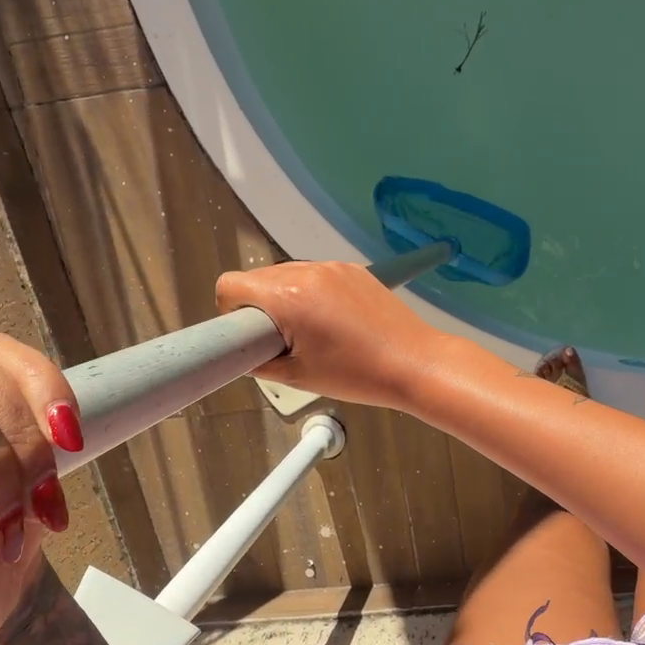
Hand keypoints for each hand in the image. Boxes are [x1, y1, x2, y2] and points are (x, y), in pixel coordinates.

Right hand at [215, 260, 448, 408]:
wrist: (414, 363)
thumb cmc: (358, 374)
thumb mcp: (297, 376)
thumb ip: (258, 361)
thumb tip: (244, 353)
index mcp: (288, 296)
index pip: (231, 286)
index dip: (233, 315)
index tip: (253, 338)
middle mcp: (307, 272)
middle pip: (259, 280)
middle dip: (262, 309)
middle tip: (286, 343)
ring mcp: (333, 267)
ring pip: (287, 276)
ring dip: (288, 301)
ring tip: (314, 336)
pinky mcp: (353, 270)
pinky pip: (316, 277)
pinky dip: (314, 296)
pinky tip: (335, 324)